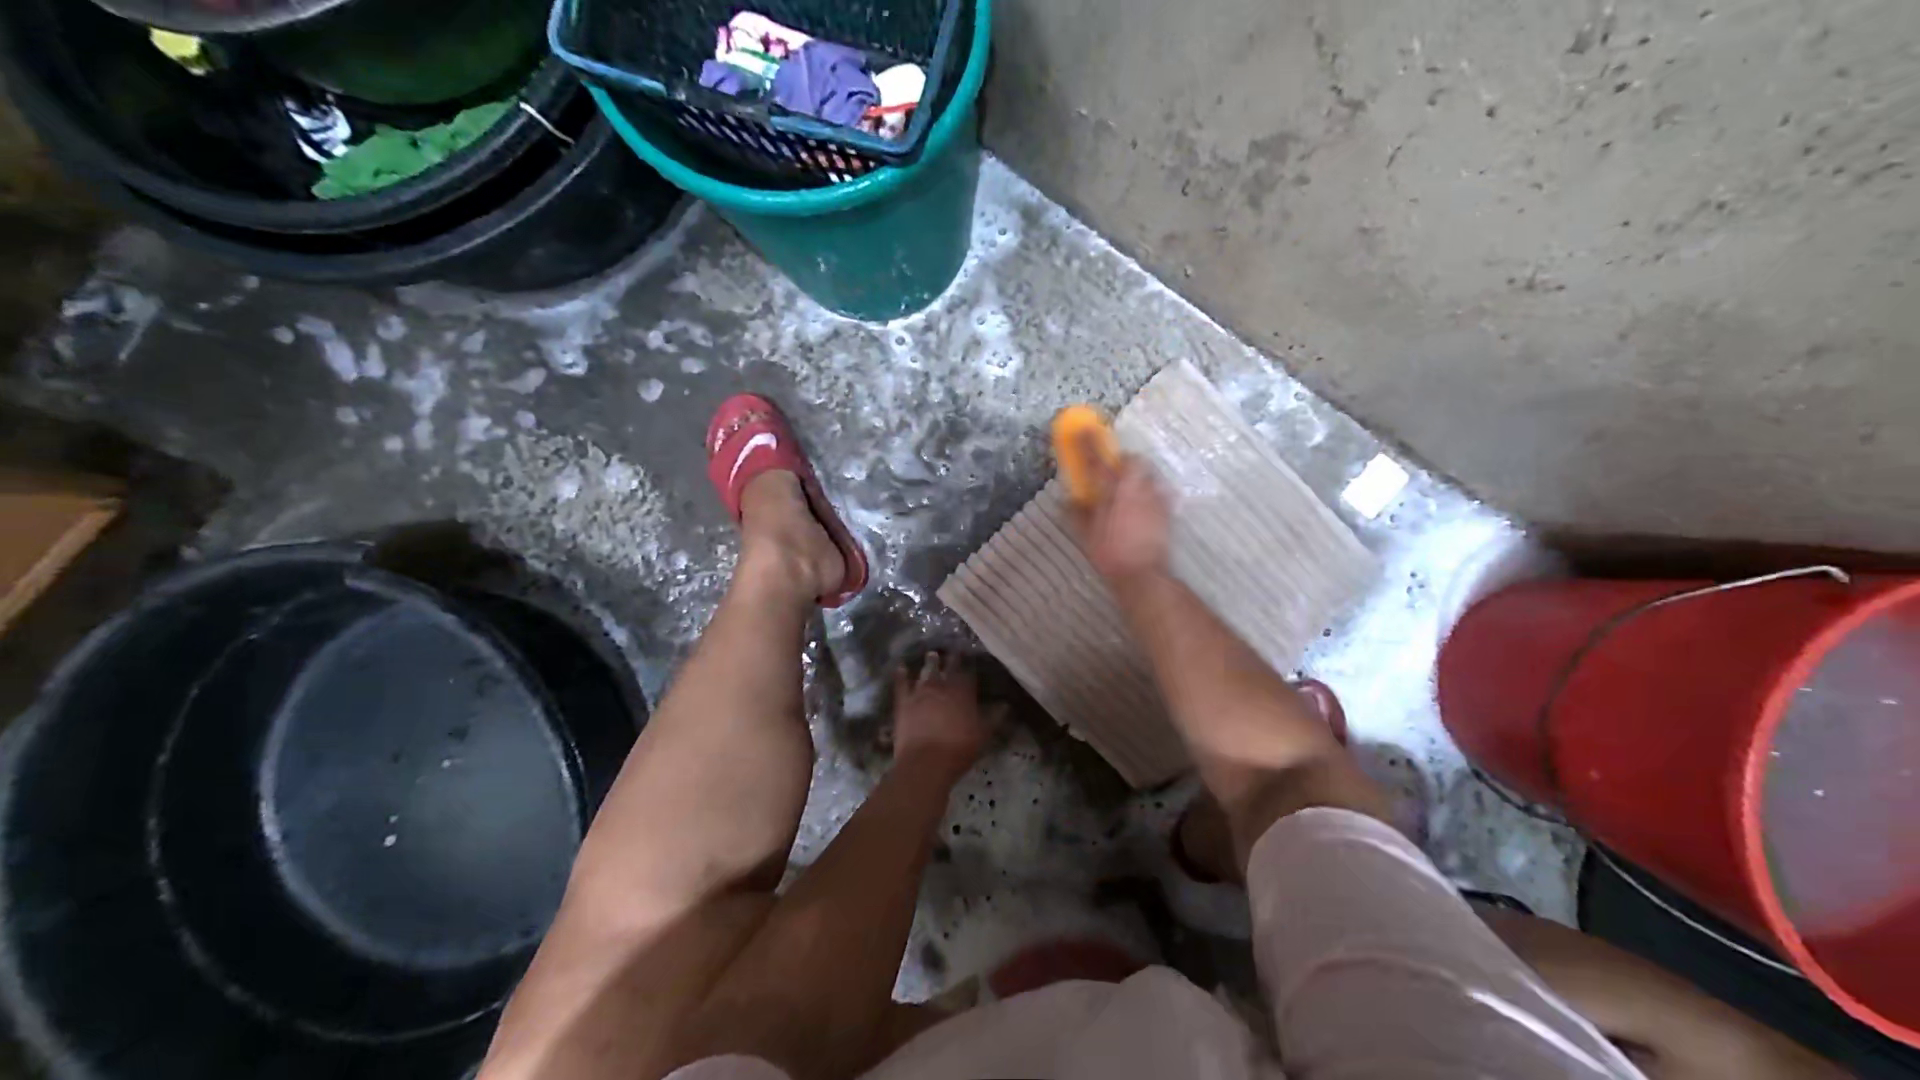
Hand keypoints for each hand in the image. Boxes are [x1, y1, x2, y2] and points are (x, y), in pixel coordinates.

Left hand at [891, 653, 988, 781]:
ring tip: (931, 653)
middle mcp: (942, 687)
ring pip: (926, 673)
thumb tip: (1006, 705)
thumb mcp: (983, 735)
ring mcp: (920, 693)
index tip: (970, 657)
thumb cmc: (959, 749)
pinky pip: (901, 684)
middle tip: (952, 650)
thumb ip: (994, 718)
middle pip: (948, 669)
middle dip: (952, 660)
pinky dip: (901, 675)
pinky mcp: (903, 702)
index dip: (969, 666)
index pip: (968, 675)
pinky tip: (901, 667)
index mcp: (963, 694)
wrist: (926, 761)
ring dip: (930, 662)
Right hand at [1070, 441, 1171, 582]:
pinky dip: (1149, 493)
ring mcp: (1156, 497)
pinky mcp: (1168, 510)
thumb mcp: (1086, 535)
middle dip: (1123, 461)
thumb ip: (1078, 513)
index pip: (1098, 460)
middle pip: (1133, 461)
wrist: (1144, 574)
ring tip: (1128, 491)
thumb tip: (1070, 500)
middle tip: (1111, 472)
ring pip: (1148, 474)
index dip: (1088, 443)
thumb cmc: (1110, 553)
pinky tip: (1143, 507)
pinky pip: (1159, 491)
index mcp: (1114, 489)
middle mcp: (1137, 487)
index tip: (1082, 430)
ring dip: (1137, 476)